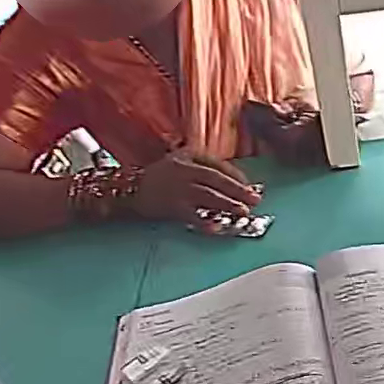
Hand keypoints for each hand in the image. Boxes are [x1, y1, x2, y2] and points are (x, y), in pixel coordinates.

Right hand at [130, 151, 261, 223]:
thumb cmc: (160, 177)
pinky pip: (191, 215)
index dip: (236, 176)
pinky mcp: (171, 206)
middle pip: (216, 179)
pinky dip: (204, 221)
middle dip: (238, 190)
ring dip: (228, 204)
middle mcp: (183, 170)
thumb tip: (236, 182)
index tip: (250, 187)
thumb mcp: (181, 161)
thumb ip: (204, 166)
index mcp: (188, 156)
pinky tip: (217, 227)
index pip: (217, 165)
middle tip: (256, 199)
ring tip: (243, 212)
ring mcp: (177, 188)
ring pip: (208, 196)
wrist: (128, 190)